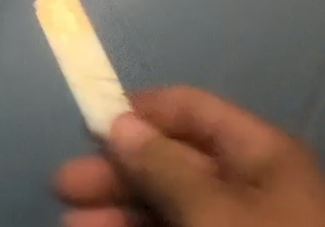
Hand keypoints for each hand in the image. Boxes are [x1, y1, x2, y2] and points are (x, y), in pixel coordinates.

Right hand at [54, 86, 324, 226]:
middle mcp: (253, 188)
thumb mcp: (214, 210)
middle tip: (64, 187)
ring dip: (120, 214)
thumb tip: (119, 121)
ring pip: (170, 210)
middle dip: (116, 173)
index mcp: (260, 154)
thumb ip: (162, 164)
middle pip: (172, 163)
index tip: (88, 126)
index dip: (138, 111)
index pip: (190, 110)